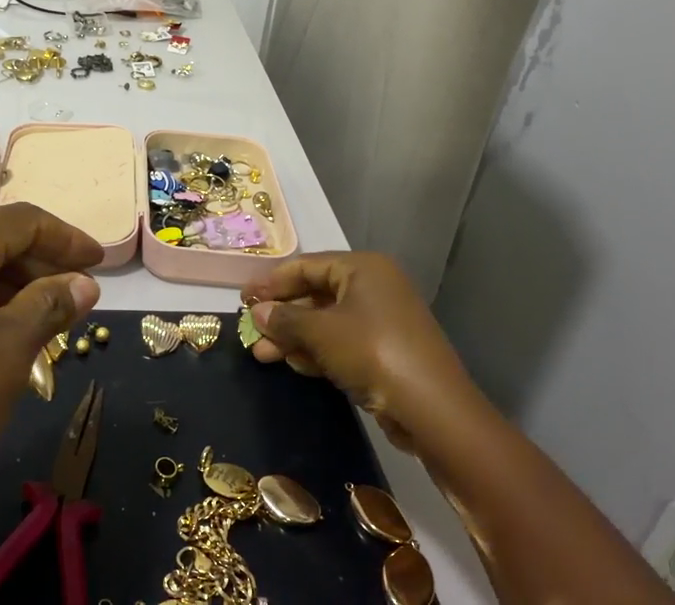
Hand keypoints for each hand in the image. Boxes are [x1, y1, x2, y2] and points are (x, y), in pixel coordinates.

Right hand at [243, 253, 467, 448]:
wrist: (432, 408)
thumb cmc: (372, 352)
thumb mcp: (321, 332)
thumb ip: (285, 319)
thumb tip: (257, 312)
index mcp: (363, 268)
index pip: (307, 265)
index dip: (272, 282)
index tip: (242, 299)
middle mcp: (373, 287)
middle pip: (315, 294)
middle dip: (281, 315)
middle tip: (249, 330)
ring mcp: (381, 320)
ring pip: (326, 322)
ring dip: (293, 337)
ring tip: (260, 355)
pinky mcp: (384, 351)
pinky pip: (341, 343)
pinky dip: (316, 351)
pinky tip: (292, 365)